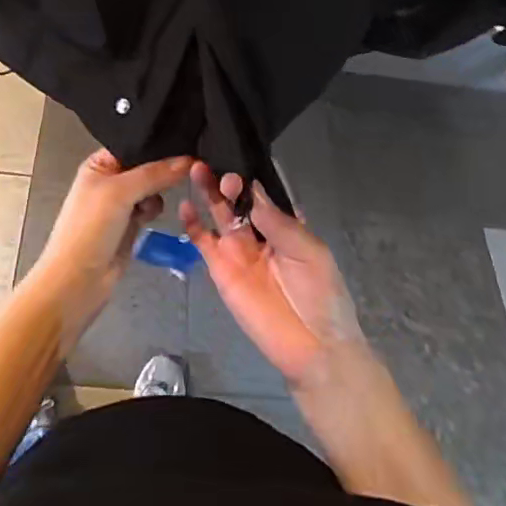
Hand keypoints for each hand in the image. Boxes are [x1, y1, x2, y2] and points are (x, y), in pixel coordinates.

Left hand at [29, 150, 191, 340]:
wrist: (78, 281)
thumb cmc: (91, 228)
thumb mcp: (120, 192)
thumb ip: (154, 174)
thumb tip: (188, 159)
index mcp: (99, 164)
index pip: (133, 144)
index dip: (156, 142)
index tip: (185, 138)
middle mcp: (110, 179)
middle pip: (145, 165)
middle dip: (163, 167)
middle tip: (188, 165)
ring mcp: (120, 204)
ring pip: (151, 186)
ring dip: (158, 191)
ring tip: (155, 199)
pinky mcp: (131, 224)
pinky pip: (151, 207)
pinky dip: (154, 209)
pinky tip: (150, 217)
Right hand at [180, 164, 366, 388]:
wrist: (313, 347)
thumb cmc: (321, 294)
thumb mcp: (309, 251)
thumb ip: (278, 222)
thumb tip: (253, 189)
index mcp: (285, 223)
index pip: (263, 191)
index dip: (251, 176)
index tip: (239, 158)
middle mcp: (259, 231)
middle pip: (238, 198)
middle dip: (229, 181)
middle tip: (224, 174)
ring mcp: (237, 249)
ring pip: (219, 212)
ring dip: (208, 191)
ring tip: (197, 169)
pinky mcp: (220, 269)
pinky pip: (203, 241)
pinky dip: (192, 223)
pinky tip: (185, 206)